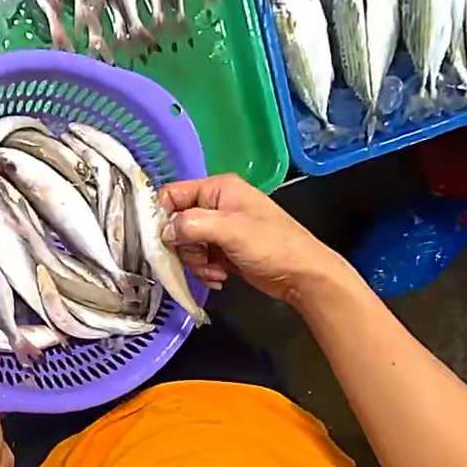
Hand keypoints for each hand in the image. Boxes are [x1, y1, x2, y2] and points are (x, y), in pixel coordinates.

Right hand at [159, 174, 346, 305]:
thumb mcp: (231, 230)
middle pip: (176, 223)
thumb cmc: (273, 246)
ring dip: (195, 262)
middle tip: (200, 258)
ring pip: (186, 244)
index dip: (163, 217)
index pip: (172, 195)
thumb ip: (192, 225)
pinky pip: (199, 257)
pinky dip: (204, 269)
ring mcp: (220, 227)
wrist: (303, 276)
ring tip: (214, 271)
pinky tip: (220, 276)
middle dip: (184, 246)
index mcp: (218, 189)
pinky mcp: (223, 248)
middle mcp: (216, 204)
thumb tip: (165, 232)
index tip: (166, 240)